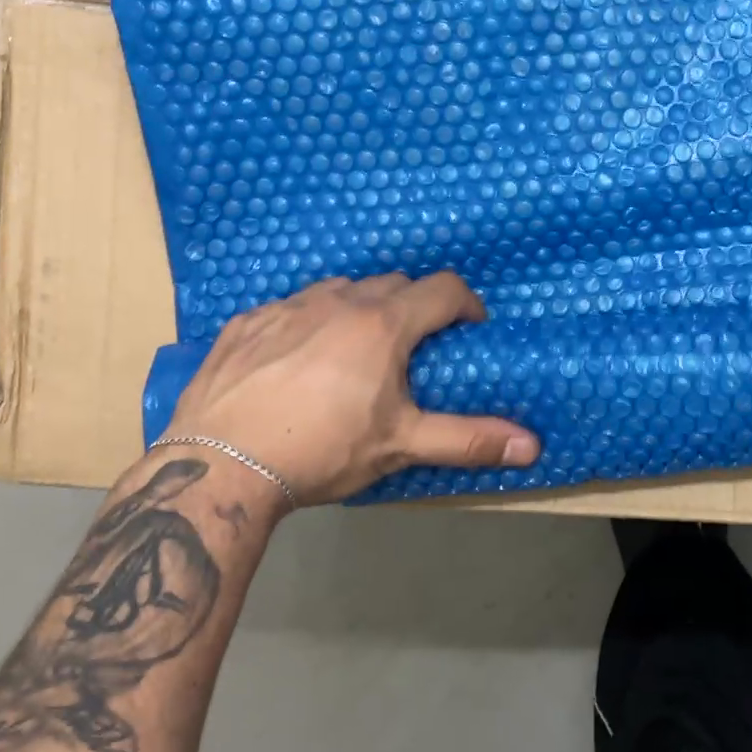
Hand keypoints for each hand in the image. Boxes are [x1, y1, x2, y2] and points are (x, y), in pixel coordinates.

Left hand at [163, 272, 539, 507]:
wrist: (218, 468)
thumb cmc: (323, 450)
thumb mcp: (403, 445)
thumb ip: (470, 439)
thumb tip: (533, 446)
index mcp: (384, 324)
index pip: (444, 288)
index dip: (466, 305)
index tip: (469, 332)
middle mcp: (338, 301)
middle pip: (395, 284)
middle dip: (416, 307)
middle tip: (416, 350)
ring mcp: (286, 307)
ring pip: (342, 289)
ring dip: (363, 308)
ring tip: (358, 351)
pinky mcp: (245, 323)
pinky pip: (293, 306)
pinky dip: (311, 321)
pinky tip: (300, 360)